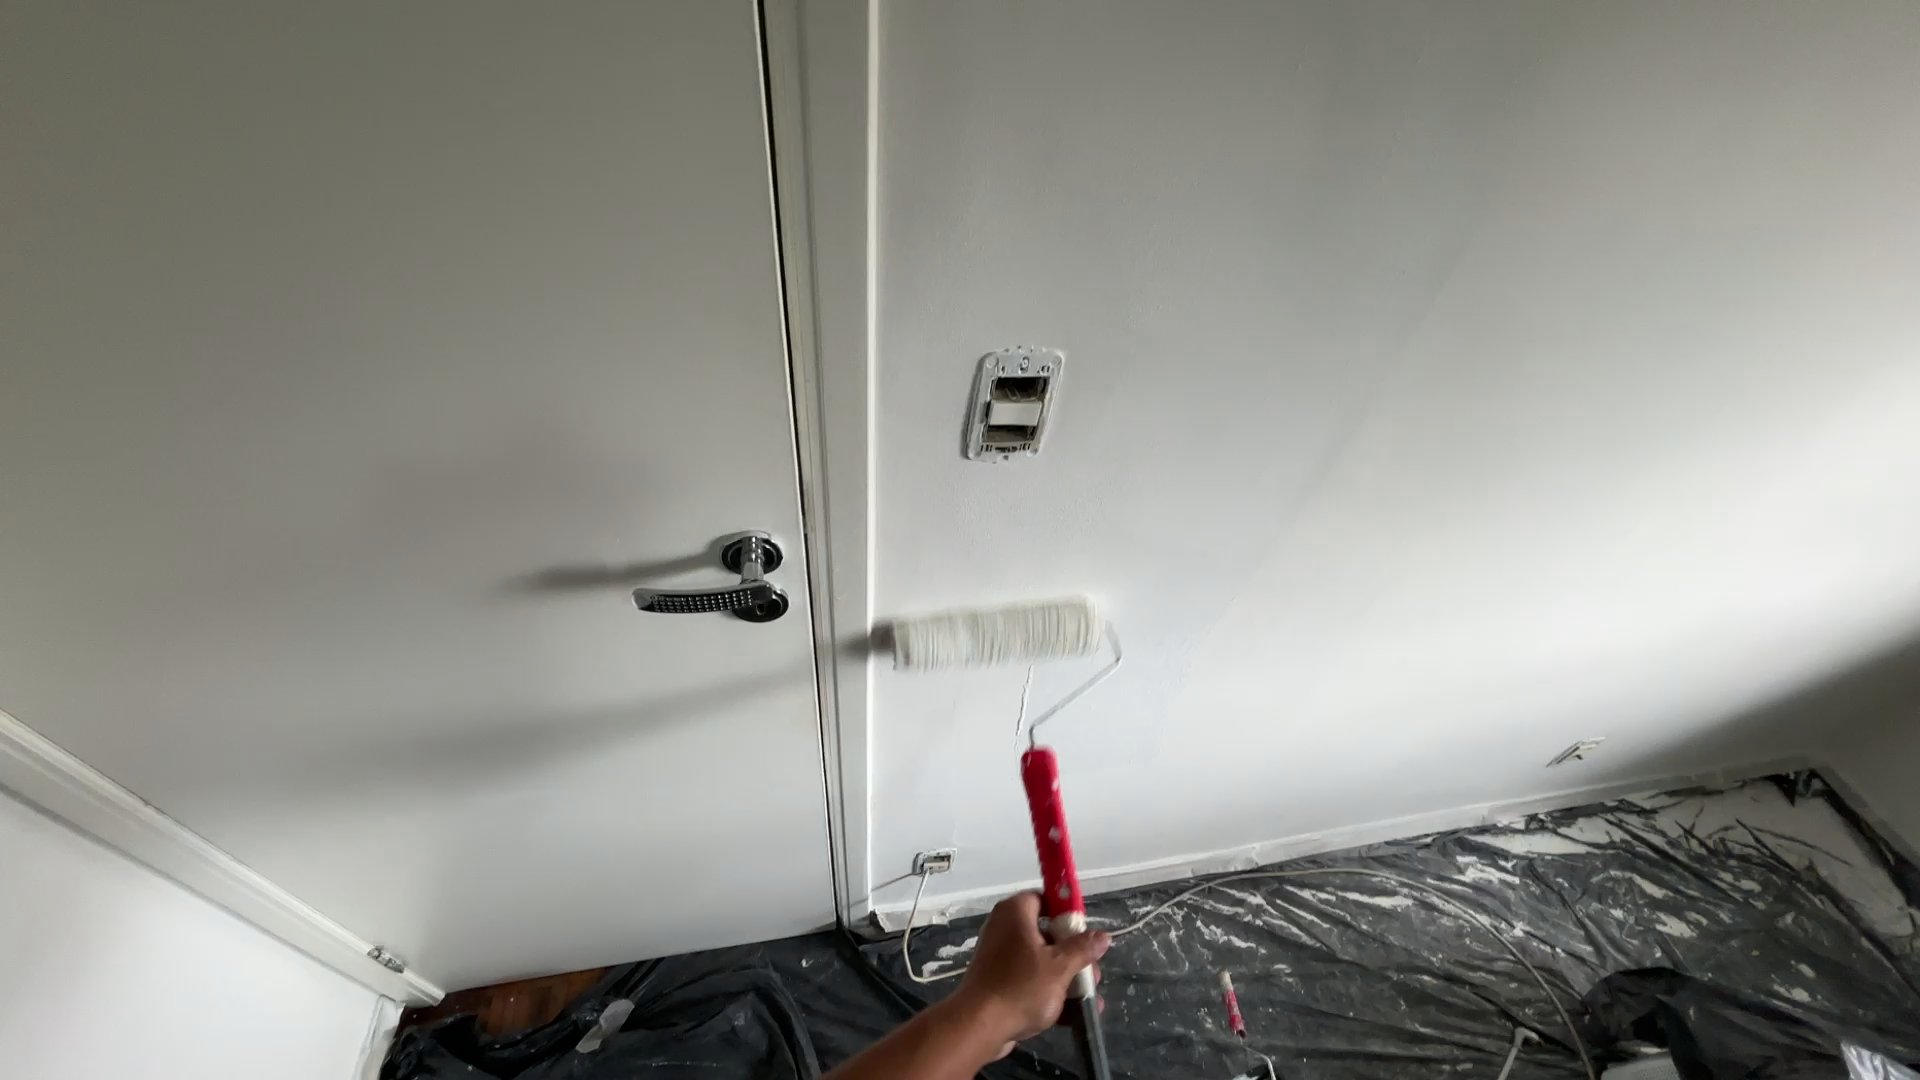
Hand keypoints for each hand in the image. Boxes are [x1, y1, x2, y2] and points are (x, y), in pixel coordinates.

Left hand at [948, 891, 1110, 1058]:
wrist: (979, 1026)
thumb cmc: (1020, 986)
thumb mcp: (1059, 966)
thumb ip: (1082, 949)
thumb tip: (1103, 936)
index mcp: (1015, 912)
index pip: (1044, 899)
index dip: (1066, 913)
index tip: (1084, 932)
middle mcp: (1005, 928)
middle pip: (1047, 933)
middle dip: (1073, 955)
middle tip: (1093, 972)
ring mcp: (1001, 956)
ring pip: (1041, 960)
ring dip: (1066, 978)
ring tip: (1091, 998)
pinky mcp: (999, 981)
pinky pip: (1030, 980)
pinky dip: (1049, 992)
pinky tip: (1075, 1015)